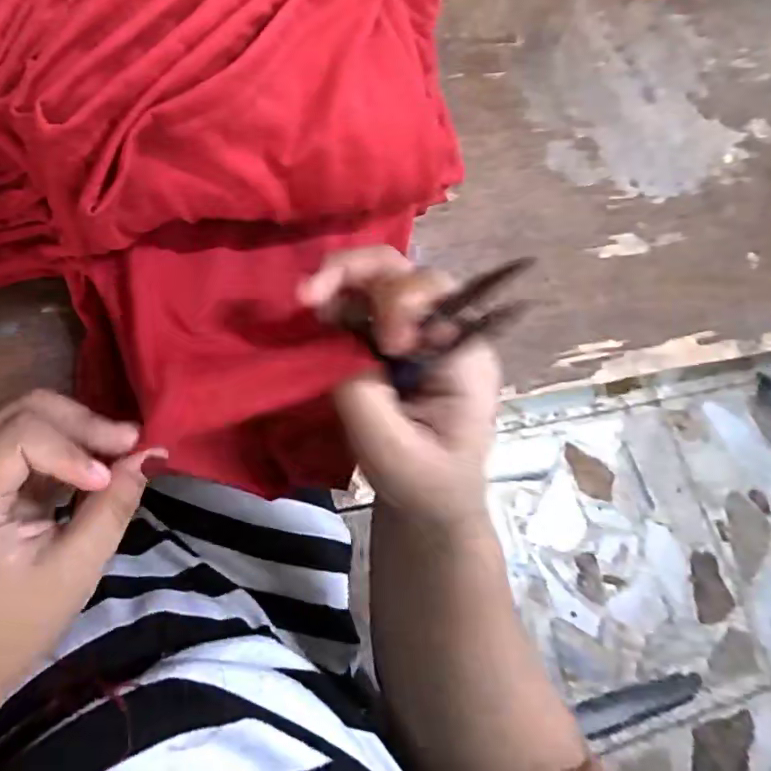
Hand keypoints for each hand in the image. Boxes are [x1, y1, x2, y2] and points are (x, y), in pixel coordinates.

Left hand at [0, 390, 162, 695]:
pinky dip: (71, 442)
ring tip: (120, 451)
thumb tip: (148, 454)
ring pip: (33, 414)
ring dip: (79, 427)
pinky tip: (100, 462)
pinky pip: (35, 435)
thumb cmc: (18, 623)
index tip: (108, 480)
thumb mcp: (74, 573)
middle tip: (129, 446)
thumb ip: (111, 510)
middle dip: (82, 424)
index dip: (71, 449)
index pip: (23, 436)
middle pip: (28, 412)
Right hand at [300, 246, 501, 529]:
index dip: (397, 302)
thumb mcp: (392, 449)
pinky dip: (334, 296)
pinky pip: (361, 297)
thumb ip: (362, 394)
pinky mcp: (390, 334)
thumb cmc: (423, 480)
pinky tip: (317, 314)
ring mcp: (415, 328)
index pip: (433, 294)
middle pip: (402, 270)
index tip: (386, 346)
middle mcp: (443, 328)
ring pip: (378, 275)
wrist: (428, 500)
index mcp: (463, 353)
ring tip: (308, 300)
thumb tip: (337, 342)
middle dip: (354, 272)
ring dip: (339, 279)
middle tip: (308, 295)